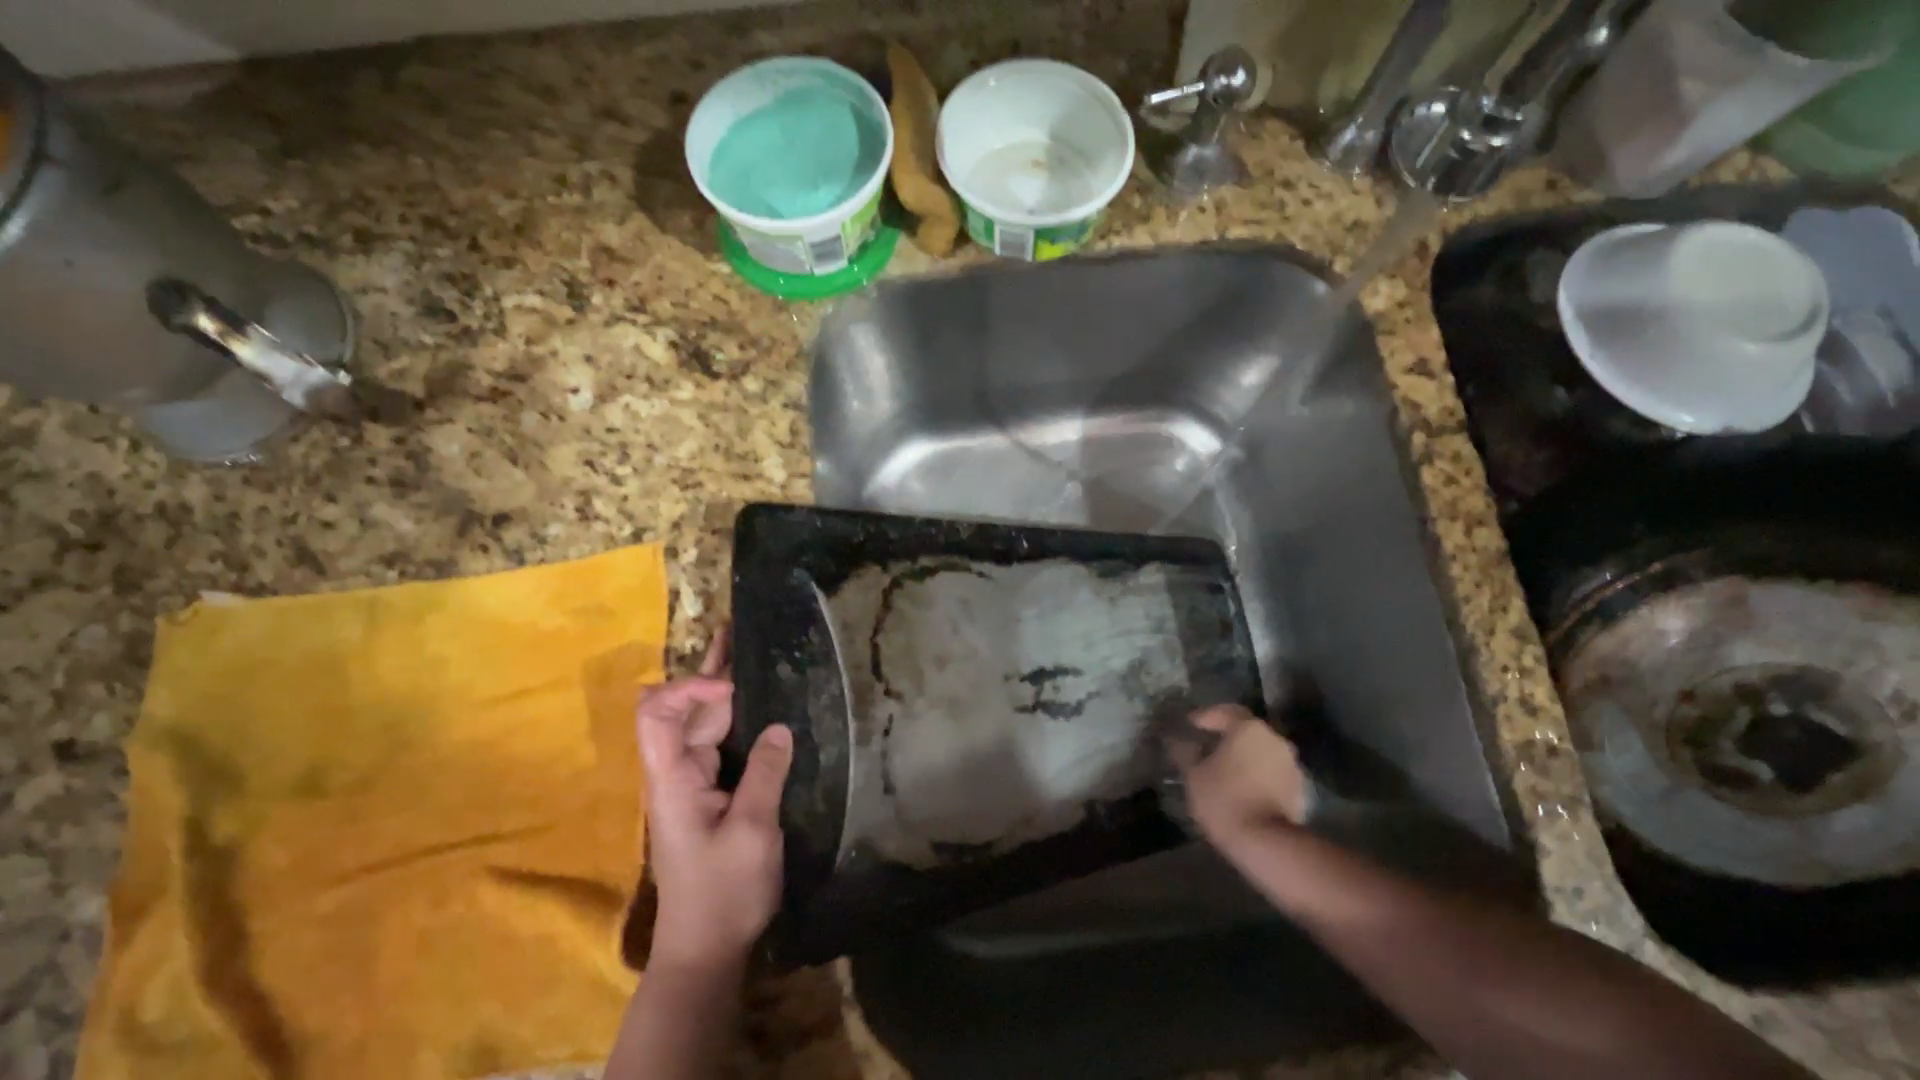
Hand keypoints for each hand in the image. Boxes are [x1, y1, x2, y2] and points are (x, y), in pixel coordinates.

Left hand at [637, 629, 793, 968]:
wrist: (707, 949)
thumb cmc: (723, 891)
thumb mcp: (752, 830)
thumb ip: (764, 773)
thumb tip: (778, 727)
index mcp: (672, 778)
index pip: (658, 713)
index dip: (689, 688)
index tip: (734, 689)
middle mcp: (675, 773)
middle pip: (681, 710)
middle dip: (710, 671)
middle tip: (743, 633)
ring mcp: (692, 785)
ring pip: (703, 725)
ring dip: (723, 689)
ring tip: (750, 649)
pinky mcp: (710, 798)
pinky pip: (720, 748)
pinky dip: (737, 721)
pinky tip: (761, 704)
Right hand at [1172, 705, 1311, 855]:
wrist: (1265, 841)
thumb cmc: (1224, 799)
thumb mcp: (1193, 774)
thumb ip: (1185, 752)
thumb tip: (1178, 741)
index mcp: (1249, 729)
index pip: (1227, 712)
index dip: (1207, 716)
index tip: (1191, 725)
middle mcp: (1275, 739)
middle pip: (1247, 732)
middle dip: (1227, 739)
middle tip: (1207, 749)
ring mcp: (1291, 764)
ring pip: (1262, 753)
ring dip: (1245, 758)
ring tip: (1224, 772)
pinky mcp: (1299, 788)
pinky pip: (1273, 773)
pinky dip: (1258, 776)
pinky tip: (1243, 790)